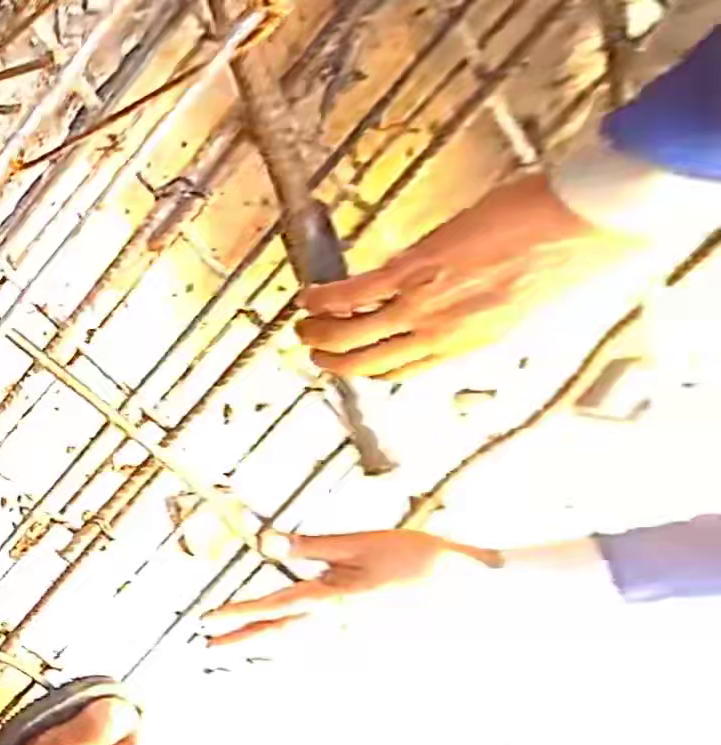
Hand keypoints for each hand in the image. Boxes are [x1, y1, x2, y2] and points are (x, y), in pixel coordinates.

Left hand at [202, 530, 499, 645]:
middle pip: (276, 636)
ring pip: (295, 648)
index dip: (236, 614)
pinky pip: (321, 653)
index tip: (206, 620)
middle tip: (207, 648)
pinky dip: (293, 655)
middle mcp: (337, 626)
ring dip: (260, 651)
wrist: (489, 594)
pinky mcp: (369, 646)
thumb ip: (311, 547)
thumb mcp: (363, 544)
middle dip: (240, 642)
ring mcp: (354, 641)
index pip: (271, 607)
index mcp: (332, 599)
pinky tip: (277, 656)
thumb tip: (266, 542)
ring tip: (228, 654)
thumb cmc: (423, 561)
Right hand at [296, 173, 648, 379]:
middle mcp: (439, 332)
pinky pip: (348, 296)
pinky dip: (321, 299)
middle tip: (313, 346)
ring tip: (303, 324)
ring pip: (344, 334)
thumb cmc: (582, 248)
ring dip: (314, 332)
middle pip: (360, 361)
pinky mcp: (409, 273)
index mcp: (469, 343)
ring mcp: (421, 305)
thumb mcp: (529, 303)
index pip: (398, 372)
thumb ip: (476, 318)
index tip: (350, 361)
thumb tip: (442, 318)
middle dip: (328, 357)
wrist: (604, 211)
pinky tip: (309, 296)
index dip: (364, 370)